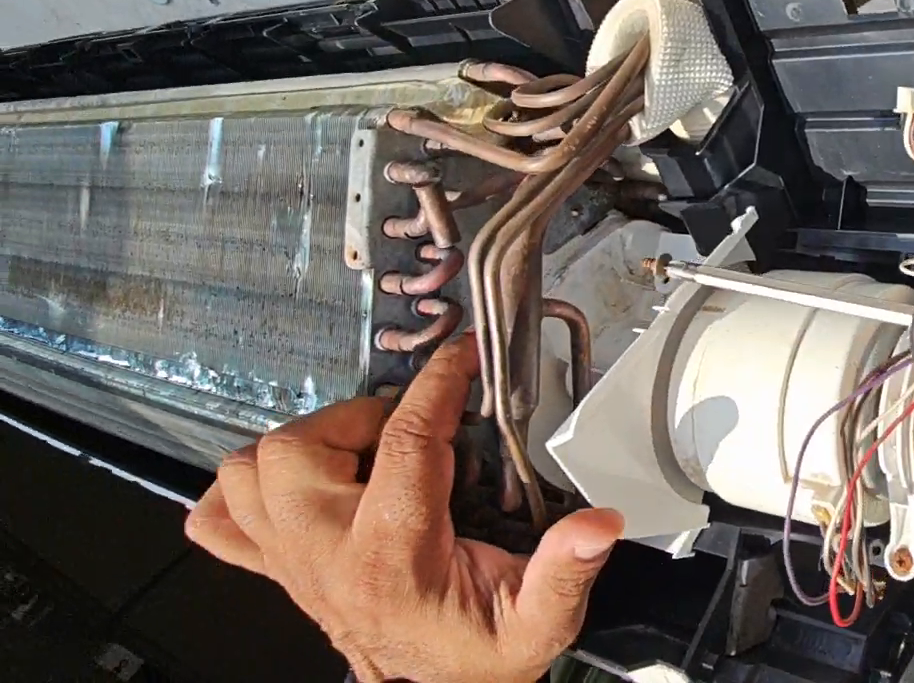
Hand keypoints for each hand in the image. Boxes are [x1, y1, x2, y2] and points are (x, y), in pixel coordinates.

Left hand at [184, 335, 623, 682]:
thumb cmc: (486, 650)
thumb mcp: (541, 623)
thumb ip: (567, 572)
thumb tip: (599, 523)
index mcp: (393, 556)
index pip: (405, 443)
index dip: (439, 383)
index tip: (466, 354)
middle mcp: (326, 556)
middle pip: (301, 449)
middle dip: (368, 412)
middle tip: (421, 420)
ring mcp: (290, 564)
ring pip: (251, 471)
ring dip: (312, 439)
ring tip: (374, 444)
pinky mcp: (279, 569)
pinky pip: (221, 516)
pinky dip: (254, 484)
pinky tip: (309, 479)